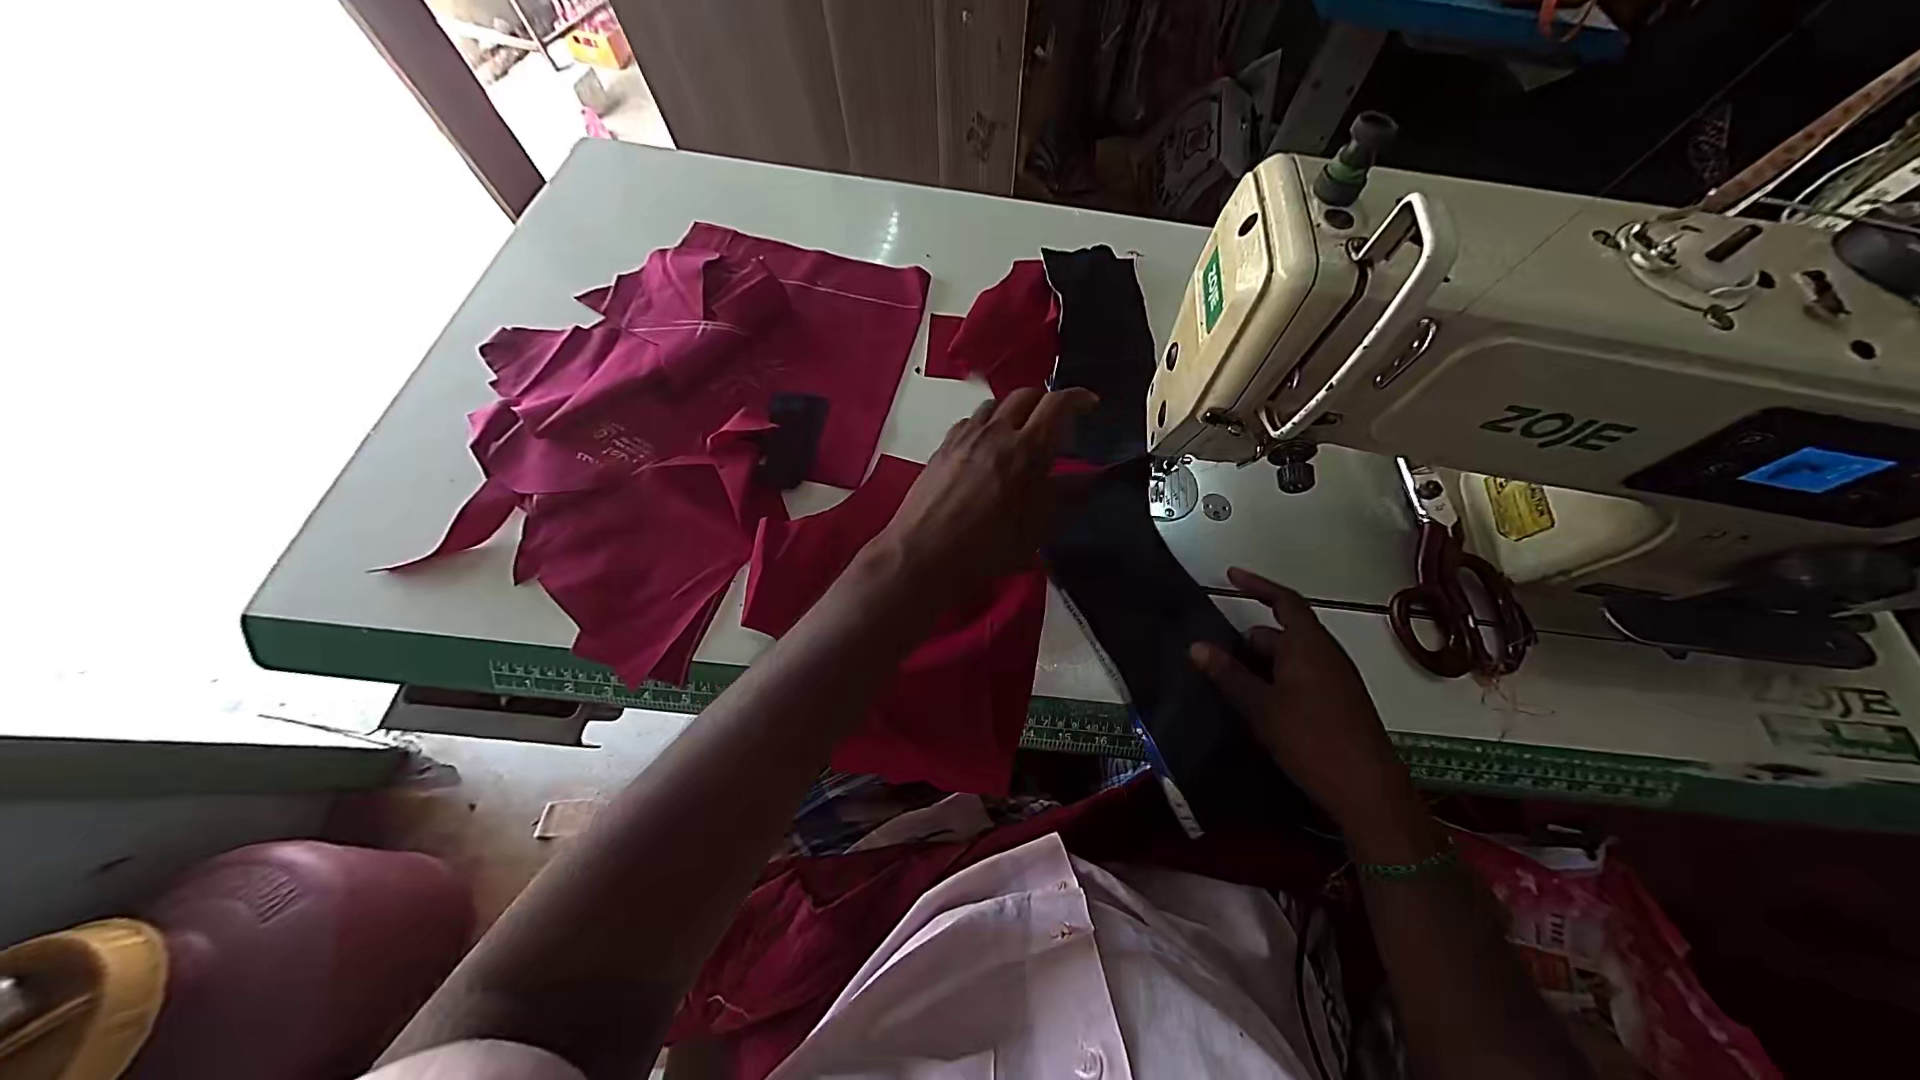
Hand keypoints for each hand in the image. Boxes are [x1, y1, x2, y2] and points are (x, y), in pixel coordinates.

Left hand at [873, 387, 1097, 587]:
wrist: (923, 553)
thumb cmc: (985, 546)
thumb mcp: (1037, 527)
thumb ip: (1068, 496)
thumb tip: (1092, 479)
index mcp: (1026, 449)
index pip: (1057, 404)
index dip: (1078, 397)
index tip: (1089, 403)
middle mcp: (994, 432)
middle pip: (1025, 395)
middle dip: (1046, 402)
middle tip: (1055, 422)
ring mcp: (965, 436)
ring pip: (995, 405)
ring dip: (1014, 412)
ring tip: (1020, 435)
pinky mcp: (943, 446)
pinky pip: (970, 421)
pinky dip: (986, 425)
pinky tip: (986, 449)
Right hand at [1189, 568, 1431, 857]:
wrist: (1367, 791)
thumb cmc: (1312, 740)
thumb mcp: (1260, 707)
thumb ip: (1228, 674)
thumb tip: (1196, 646)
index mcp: (1308, 646)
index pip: (1283, 601)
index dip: (1257, 585)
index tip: (1231, 576)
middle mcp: (1325, 655)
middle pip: (1280, 634)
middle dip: (1247, 645)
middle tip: (1215, 665)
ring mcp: (1335, 680)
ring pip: (1288, 659)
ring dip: (1260, 667)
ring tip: (1230, 689)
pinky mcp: (1338, 703)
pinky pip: (1300, 678)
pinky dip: (1275, 682)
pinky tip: (1258, 708)